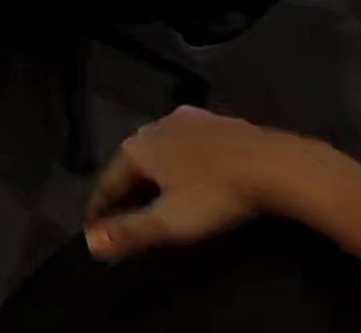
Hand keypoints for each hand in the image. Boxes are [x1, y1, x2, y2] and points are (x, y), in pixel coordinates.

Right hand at [83, 106, 310, 259]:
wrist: (270, 163)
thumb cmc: (215, 195)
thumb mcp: (172, 221)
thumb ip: (130, 231)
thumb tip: (90, 241)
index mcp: (133, 151)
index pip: (106, 182)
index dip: (99, 207)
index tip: (93, 224)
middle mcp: (146, 129)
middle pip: (130, 165)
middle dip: (127, 187)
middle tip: (129, 212)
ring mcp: (175, 120)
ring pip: (156, 149)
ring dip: (152, 169)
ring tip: (159, 189)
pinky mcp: (203, 118)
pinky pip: (181, 137)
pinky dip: (179, 154)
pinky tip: (190, 162)